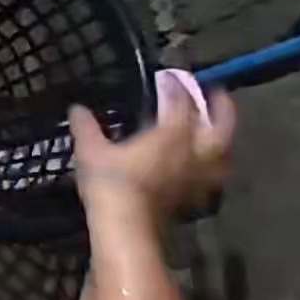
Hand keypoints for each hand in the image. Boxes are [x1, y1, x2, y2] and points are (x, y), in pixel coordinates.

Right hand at [68, 71, 236, 223]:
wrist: (125, 226)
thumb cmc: (109, 182)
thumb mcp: (90, 149)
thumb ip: (86, 127)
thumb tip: (76, 108)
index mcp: (170, 134)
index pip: (179, 102)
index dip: (176, 86)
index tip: (169, 74)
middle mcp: (192, 152)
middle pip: (219, 126)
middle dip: (221, 107)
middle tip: (216, 93)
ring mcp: (195, 175)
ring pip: (222, 152)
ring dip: (223, 138)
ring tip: (214, 130)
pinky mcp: (192, 195)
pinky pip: (210, 175)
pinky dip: (211, 165)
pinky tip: (200, 165)